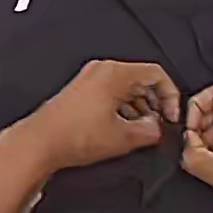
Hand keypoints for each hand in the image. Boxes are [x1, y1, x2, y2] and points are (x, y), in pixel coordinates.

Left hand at [10, 60, 178, 174]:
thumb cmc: (73, 135)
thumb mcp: (123, 138)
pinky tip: (124, 128)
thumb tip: (157, 128)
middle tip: (160, 124)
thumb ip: (149, 131)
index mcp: (114, 73)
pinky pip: (111, 92)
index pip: (156, 74)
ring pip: (126, 86)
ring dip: (139, 107)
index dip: (170, 96)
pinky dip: (123, 107)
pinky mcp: (82, 91)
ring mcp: (90, 79)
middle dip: (155, 102)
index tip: (171, 115)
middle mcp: (101, 70)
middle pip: (141, 79)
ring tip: (143, 130)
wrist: (40, 142)